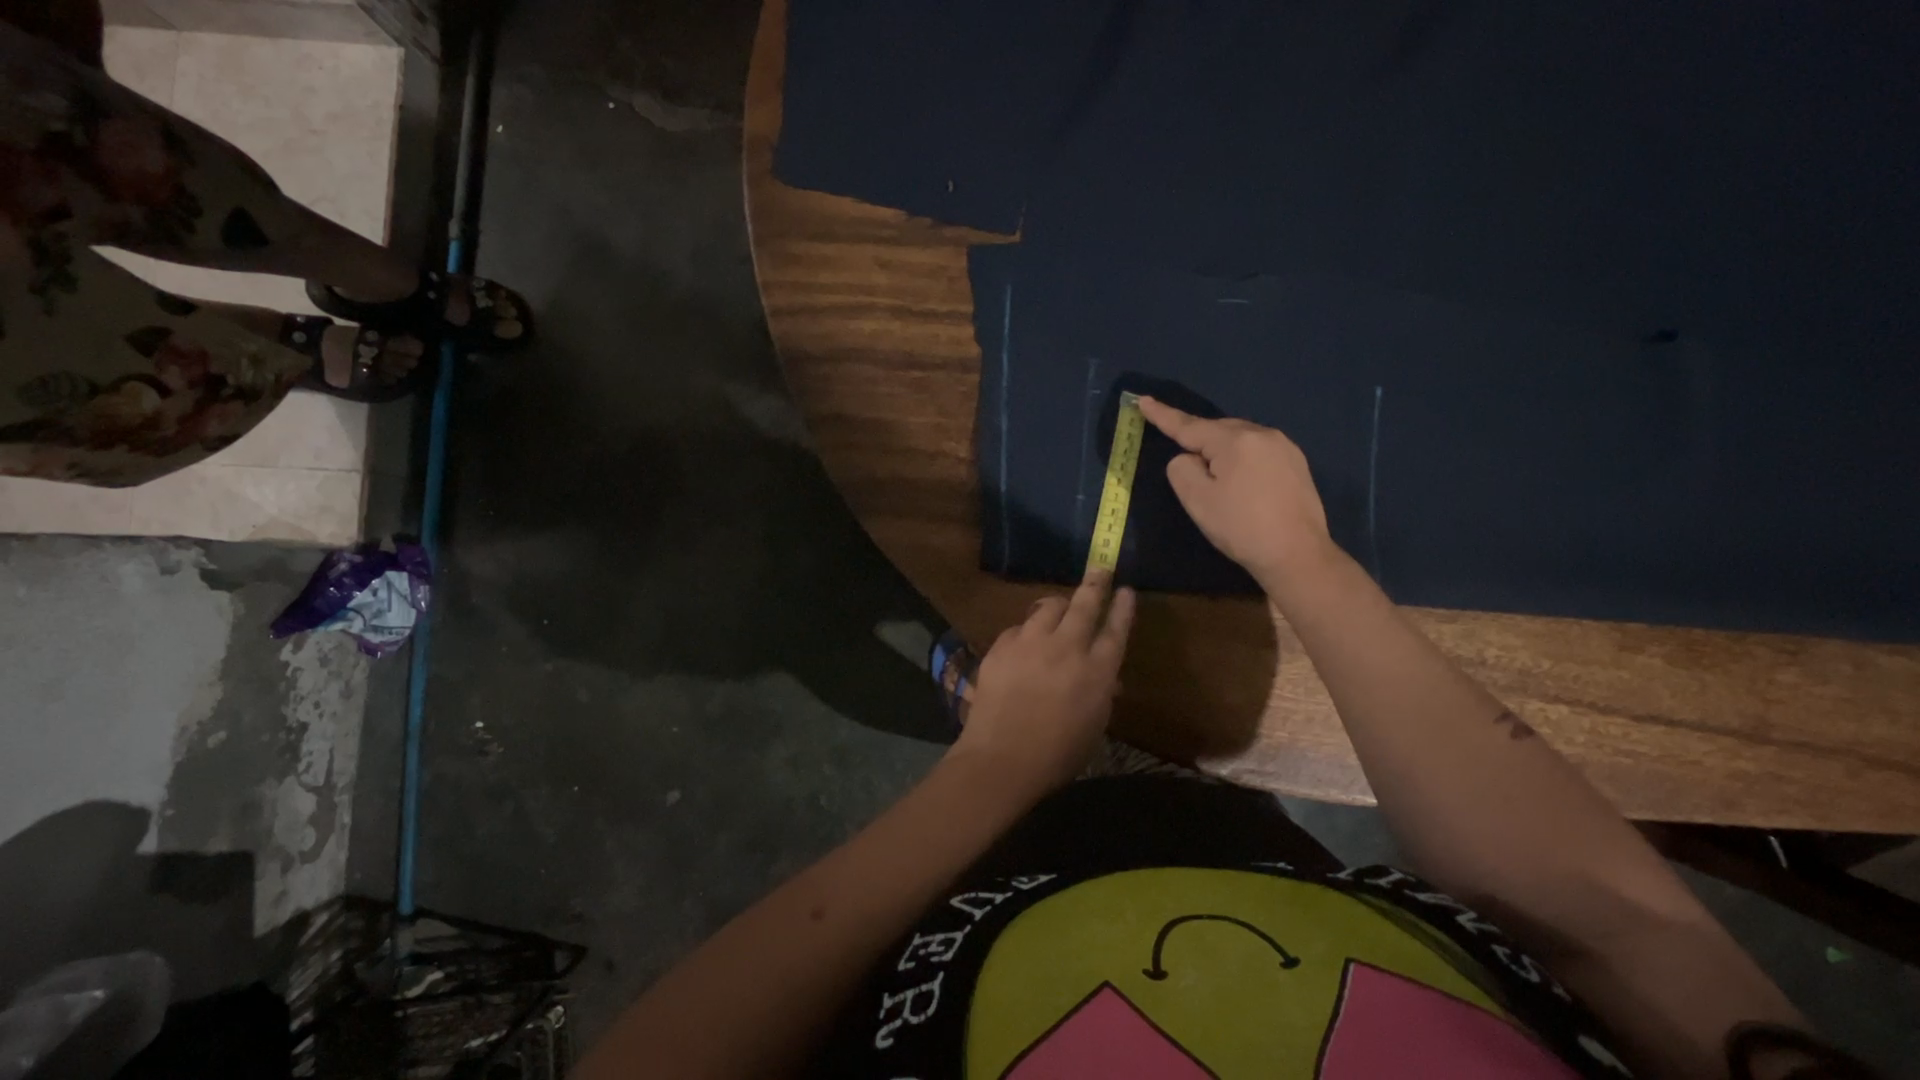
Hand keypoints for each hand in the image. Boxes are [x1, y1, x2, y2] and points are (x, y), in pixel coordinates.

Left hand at [949, 571, 1135, 797]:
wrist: (1001, 759)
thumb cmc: (1057, 756)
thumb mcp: (1094, 728)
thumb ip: (1101, 695)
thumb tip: (1107, 679)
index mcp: (1097, 671)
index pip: (1116, 630)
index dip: (1122, 608)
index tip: (1126, 590)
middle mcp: (1067, 648)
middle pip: (1084, 605)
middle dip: (1095, 584)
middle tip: (1100, 569)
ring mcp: (1031, 644)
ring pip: (1048, 608)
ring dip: (1058, 605)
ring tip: (1060, 605)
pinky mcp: (1001, 648)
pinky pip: (1018, 629)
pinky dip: (1027, 632)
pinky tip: (1025, 642)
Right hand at [1137, 396, 1333, 583]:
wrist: (1297, 554)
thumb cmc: (1241, 527)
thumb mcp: (1197, 500)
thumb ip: (1182, 469)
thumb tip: (1190, 458)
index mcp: (1235, 440)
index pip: (1189, 425)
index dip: (1163, 415)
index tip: (1143, 401)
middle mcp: (1262, 434)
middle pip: (1217, 431)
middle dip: (1199, 443)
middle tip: (1191, 472)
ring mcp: (1284, 448)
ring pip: (1240, 441)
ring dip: (1224, 454)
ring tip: (1220, 485)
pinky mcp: (1297, 464)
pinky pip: (1258, 452)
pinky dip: (1243, 462)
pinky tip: (1245, 487)